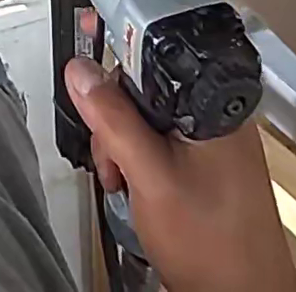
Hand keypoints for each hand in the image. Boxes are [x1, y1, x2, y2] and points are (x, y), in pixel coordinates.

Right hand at [64, 57, 295, 291]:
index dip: (119, 55)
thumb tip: (81, 73)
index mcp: (212, 102)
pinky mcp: (203, 159)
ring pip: (147, 114)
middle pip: (145, 86)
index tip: (89, 49)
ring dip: (122, 144)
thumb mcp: (152, 177)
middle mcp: (214, 111)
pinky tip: (135, 186)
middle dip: (115, 119)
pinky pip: (158, 138)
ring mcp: (209, 137)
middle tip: (112, 159)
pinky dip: (137, 157)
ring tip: (124, 181)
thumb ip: (115, 121)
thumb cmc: (214, 246)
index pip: (156, 54)